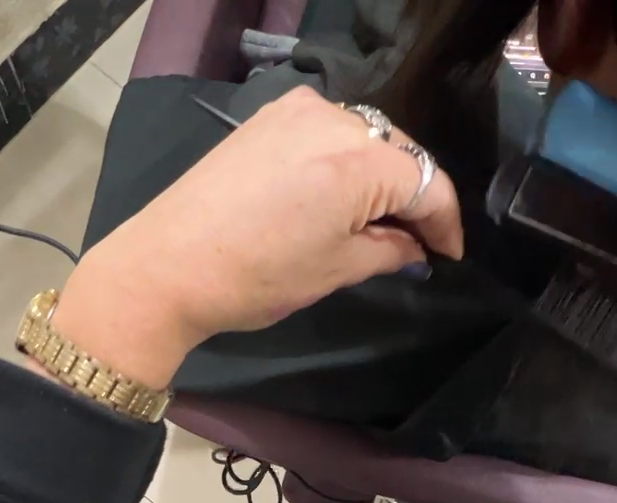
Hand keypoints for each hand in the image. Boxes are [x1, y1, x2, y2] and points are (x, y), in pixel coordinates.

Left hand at [49, 86, 463, 388]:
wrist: (167, 265)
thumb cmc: (255, 277)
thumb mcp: (334, 270)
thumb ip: (388, 251)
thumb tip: (416, 247)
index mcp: (359, 161)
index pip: (428, 184)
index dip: (446, 224)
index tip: (449, 256)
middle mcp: (334, 119)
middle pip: (399, 153)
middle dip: (414, 198)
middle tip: (415, 244)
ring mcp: (296, 111)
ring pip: (364, 139)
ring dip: (379, 179)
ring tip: (374, 225)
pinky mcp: (268, 117)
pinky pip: (328, 133)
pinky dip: (344, 163)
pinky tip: (338, 198)